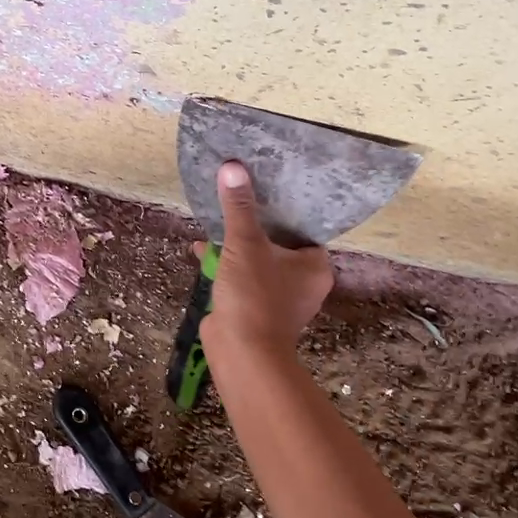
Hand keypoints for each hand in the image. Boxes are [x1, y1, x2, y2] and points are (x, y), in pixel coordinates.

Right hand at [198, 161, 333, 362]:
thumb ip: (239, 207)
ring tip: (214, 220)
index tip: (262, 187)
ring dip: (236, 244)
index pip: (302, 228)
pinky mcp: (256, 306)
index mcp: (315, 266)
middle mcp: (303, 281)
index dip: (282, 208)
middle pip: (278, 242)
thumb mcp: (244, 244)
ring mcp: (279, 296)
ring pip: (258, 258)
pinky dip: (226, 263)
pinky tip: (202, 249)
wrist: (242, 351)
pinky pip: (243, 275)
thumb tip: (232, 167)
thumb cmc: (254, 294)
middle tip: (235, 198)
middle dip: (253, 224)